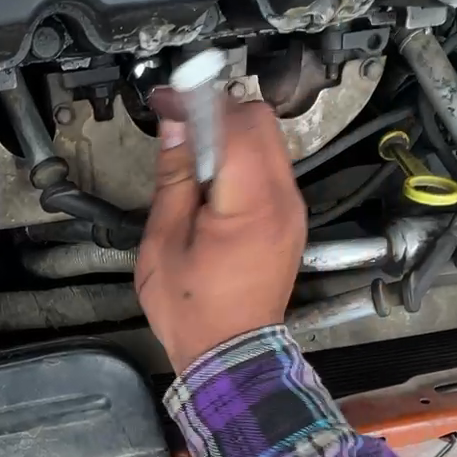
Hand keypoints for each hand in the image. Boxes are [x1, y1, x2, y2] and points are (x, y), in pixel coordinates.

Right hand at [136, 96, 306, 373]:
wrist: (230, 356)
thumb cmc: (193, 313)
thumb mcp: (164, 243)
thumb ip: (174, 178)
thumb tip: (175, 128)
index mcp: (251, 206)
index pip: (234, 124)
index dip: (196, 103)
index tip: (167, 101)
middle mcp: (283, 202)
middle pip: (260, 122)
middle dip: (216, 113)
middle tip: (177, 125)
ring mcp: (292, 212)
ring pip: (268, 143)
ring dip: (230, 136)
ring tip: (191, 159)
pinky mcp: (290, 222)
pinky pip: (271, 171)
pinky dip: (242, 161)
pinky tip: (212, 182)